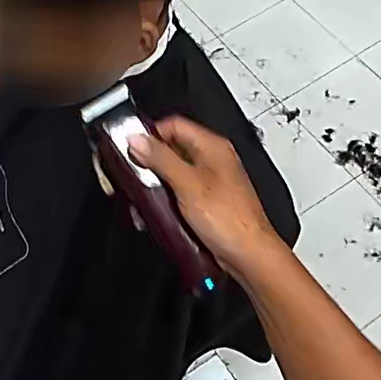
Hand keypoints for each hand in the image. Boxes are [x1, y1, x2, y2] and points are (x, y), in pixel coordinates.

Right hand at [129, 116, 283, 275]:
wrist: (248, 254)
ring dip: (155, 184)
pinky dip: (165, 199)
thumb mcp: (188, 184)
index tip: (131, 148)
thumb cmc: (232, 222)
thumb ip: (161, 159)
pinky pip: (179, 193)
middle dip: (149, 162)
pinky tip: (158, 211)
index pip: (174, 125)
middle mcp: (213, 161)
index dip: (150, 133)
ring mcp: (210, 182)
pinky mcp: (206, 202)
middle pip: (171, 149)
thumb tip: (138, 140)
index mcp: (213, 147)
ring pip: (173, 173)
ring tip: (144, 196)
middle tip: (134, 174)